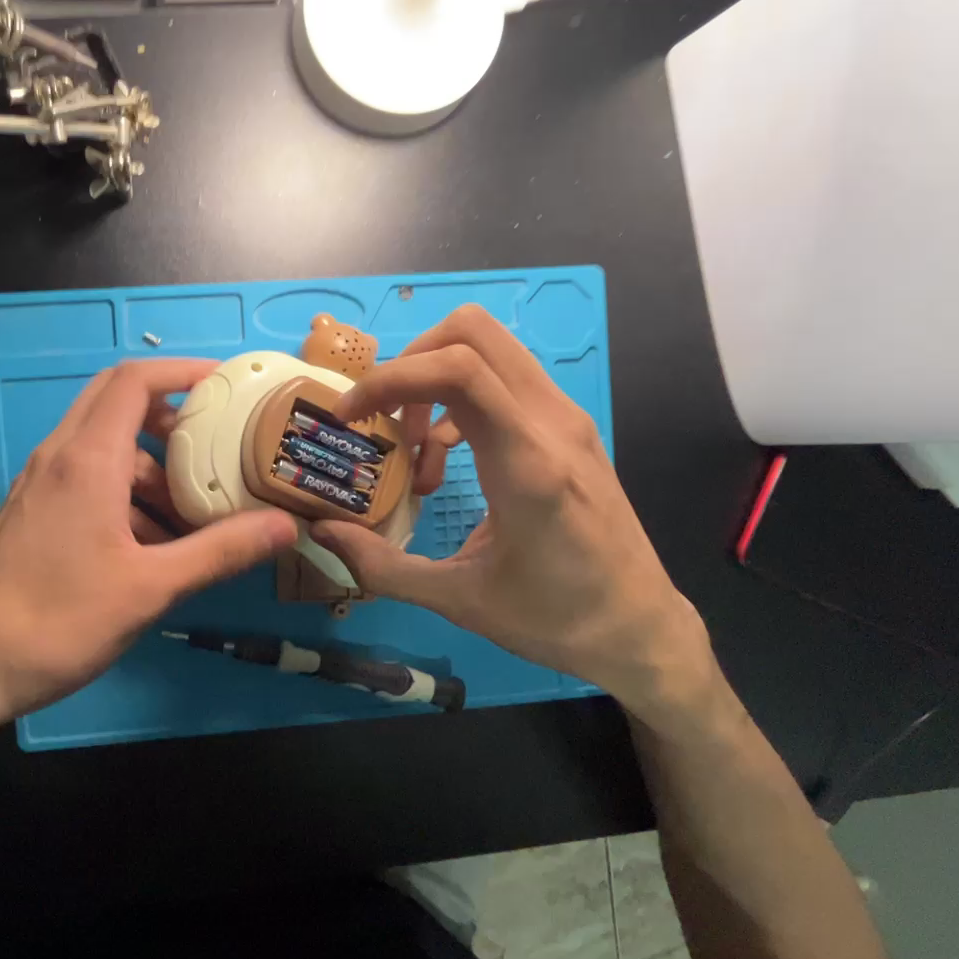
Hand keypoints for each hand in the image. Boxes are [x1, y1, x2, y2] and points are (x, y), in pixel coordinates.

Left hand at [0, 360, 297, 746]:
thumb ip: (220, 551)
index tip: (227, 384)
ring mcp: (42, 484)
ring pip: (106, 449)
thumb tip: (287, 525)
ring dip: (153, 469)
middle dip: (172, 417)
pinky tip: (156, 547)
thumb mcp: (151, 588)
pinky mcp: (35, 512)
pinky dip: (128, 496)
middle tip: (218, 444)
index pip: (134, 381)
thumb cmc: (58, 621)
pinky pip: (90, 481)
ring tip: (197, 515)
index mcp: (86, 459)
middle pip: (118, 404)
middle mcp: (60, 457)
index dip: (183, 371)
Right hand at [310, 306, 714, 717]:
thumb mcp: (458, 600)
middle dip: (408, 363)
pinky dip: (458, 395)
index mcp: (527, 466)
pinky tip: (446, 454)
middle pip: (472, 331)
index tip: (350, 417)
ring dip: (433, 378)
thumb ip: (382, 565)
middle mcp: (551, 424)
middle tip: (381, 420)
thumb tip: (320, 533)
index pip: (457, 371)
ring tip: (414, 449)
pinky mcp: (569, 426)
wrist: (639, 628)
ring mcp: (566, 418)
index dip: (389, 378)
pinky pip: (504, 376)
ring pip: (490, 346)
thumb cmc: (553, 620)